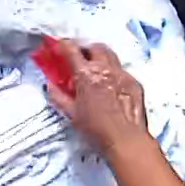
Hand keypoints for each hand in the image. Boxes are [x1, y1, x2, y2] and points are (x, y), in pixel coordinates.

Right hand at [46, 40, 153, 157]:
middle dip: (84, 49)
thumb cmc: (96, 129)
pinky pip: (122, 70)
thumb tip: (50, 85)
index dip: (61, 44)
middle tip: (78, 59)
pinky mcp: (134, 83)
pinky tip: (111, 85)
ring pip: (110, 54)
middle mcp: (104, 69)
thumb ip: (58, 96)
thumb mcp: (71, 113)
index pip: (70, 49)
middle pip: (93, 47)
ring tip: (95, 68)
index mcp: (86, 74)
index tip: (57, 46)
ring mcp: (122, 74)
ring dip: (100, 56)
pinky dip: (113, 72)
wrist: (126, 141)